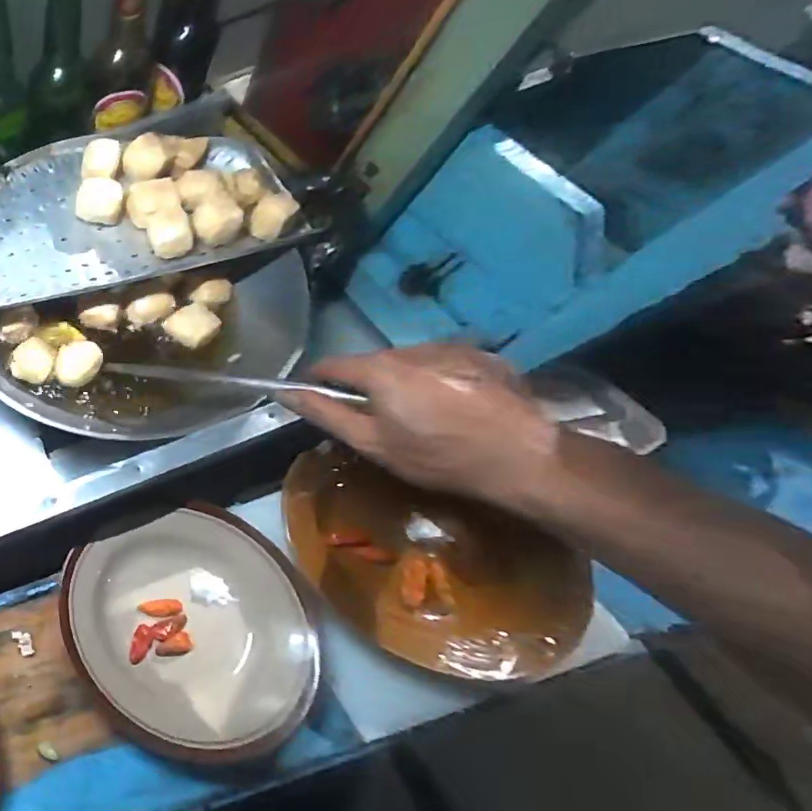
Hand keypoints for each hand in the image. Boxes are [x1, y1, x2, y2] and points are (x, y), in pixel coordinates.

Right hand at [280, 345, 559, 509]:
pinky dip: (436, 378)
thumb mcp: (371, 442)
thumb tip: (285, 393)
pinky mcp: (486, 357)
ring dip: (402, 379)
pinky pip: (444, 362)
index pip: (330, 364)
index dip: (317, 381)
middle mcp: (413, 349)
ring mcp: (454, 350)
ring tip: (418, 413)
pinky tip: (452, 406)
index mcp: (380, 369)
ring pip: (408, 360)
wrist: (526, 461)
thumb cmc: (437, 457)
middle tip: (375, 417)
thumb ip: (325, 413)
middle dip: (364, 383)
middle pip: (371, 361)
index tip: (317, 400)